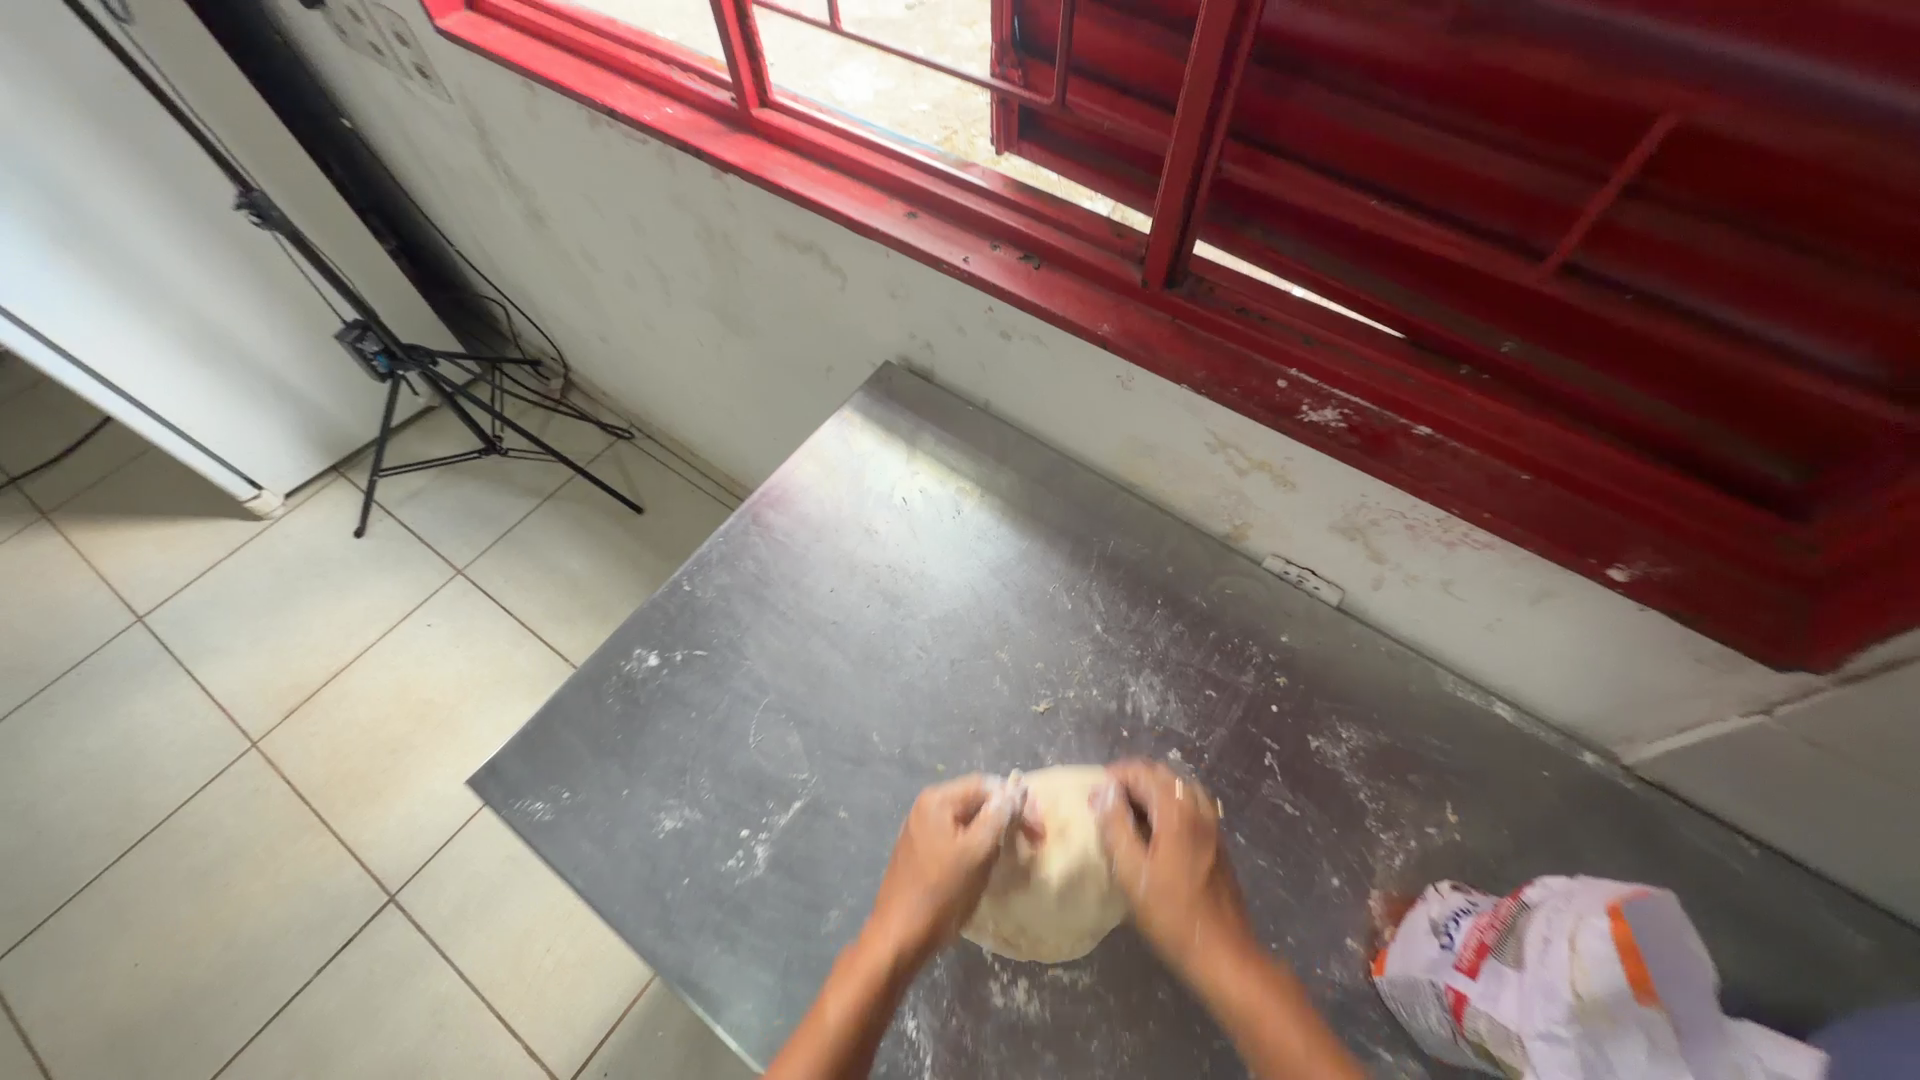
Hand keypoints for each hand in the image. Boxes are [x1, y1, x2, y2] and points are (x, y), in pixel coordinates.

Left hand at [862, 774, 1025, 967]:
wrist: (899, 936)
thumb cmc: (941, 893)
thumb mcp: (977, 852)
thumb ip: (999, 817)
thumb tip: (1016, 790)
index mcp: (937, 800)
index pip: (986, 786)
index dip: (1016, 803)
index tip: (1038, 831)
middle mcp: (926, 808)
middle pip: (976, 801)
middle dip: (1006, 817)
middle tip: (1032, 841)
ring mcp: (922, 830)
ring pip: (968, 821)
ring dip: (993, 833)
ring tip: (1013, 852)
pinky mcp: (923, 852)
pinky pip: (957, 838)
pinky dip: (977, 845)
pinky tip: (987, 863)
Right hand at [1095, 759, 1254, 976]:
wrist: (1224, 954)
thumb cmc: (1172, 915)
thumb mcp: (1131, 871)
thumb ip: (1115, 825)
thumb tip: (1102, 790)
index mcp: (1177, 811)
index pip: (1141, 772)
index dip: (1113, 777)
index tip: (1092, 797)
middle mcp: (1199, 809)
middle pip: (1162, 776)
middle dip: (1131, 781)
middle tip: (1105, 803)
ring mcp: (1213, 825)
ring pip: (1179, 789)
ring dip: (1151, 792)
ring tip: (1127, 814)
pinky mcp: (1218, 843)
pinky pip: (1191, 806)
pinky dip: (1168, 806)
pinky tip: (1154, 832)